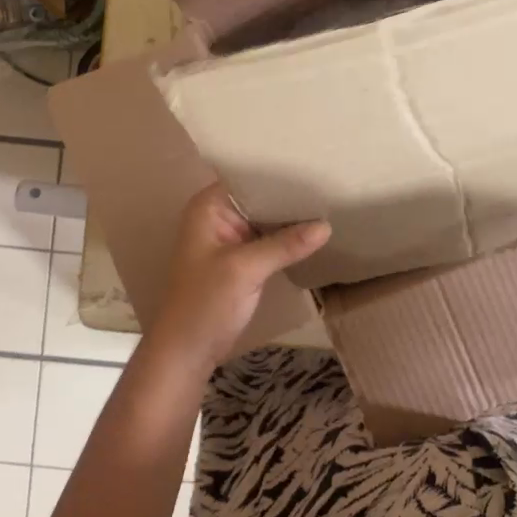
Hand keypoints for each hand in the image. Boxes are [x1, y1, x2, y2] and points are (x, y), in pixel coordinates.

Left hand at [148, 184, 330, 367]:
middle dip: (290, 195)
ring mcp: (230, 239)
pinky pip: (268, 240)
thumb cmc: (205, 304)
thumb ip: (284, 245)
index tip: (314, 165)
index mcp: (208, 207)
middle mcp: (218, 216)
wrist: (187, 351)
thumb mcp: (245, 270)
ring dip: (291, 218)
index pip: (248, 177)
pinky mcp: (241, 260)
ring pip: (267, 219)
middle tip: (330, 183)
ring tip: (329, 202)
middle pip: (260, 197)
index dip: (278, 172)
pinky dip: (287, 238)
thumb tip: (327, 225)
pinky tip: (315, 233)